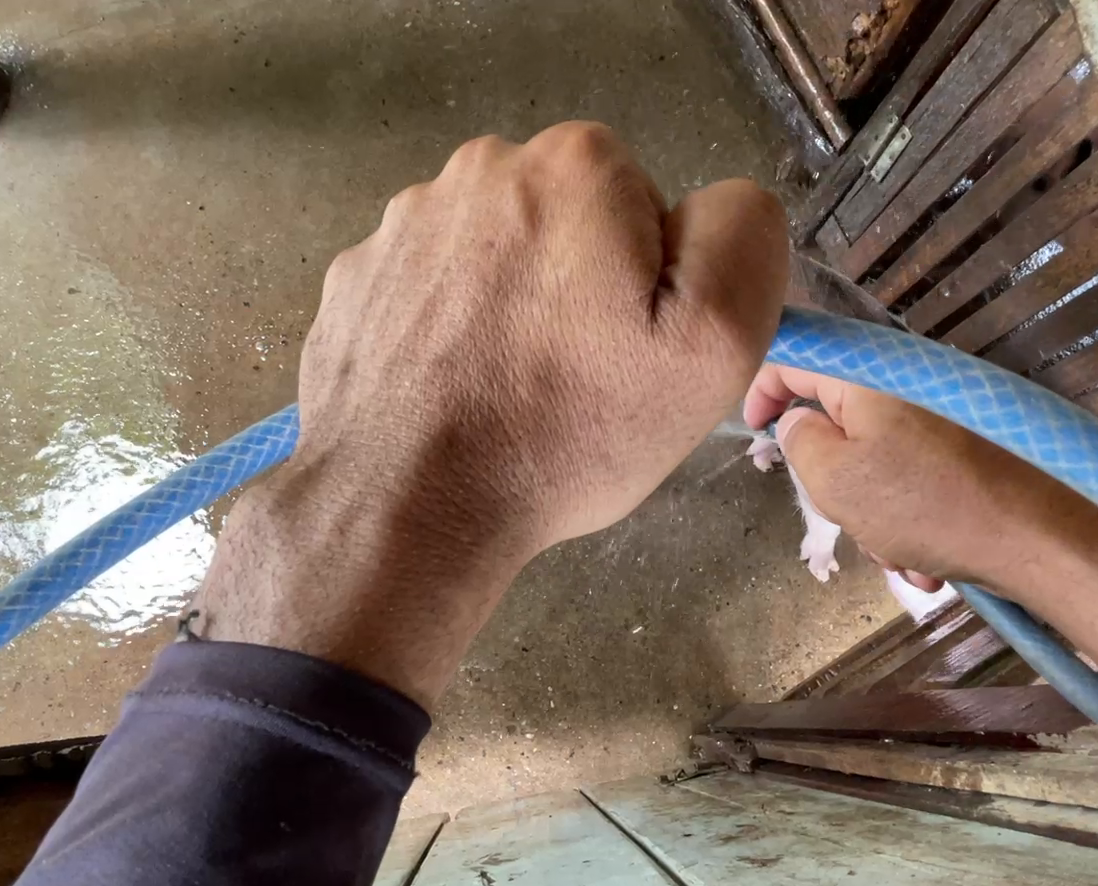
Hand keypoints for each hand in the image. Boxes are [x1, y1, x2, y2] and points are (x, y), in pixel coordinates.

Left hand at [193, 124, 787, 704]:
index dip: (646, 287)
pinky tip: (444, 392)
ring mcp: (401, 225)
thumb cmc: (569, 435)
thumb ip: (743, 242)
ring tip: (500, 393)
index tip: (620, 355)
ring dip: (507, 309)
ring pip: (492, 258)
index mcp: (574, 167)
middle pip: (564, 228)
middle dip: (575, 290)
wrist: (409, 506)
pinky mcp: (354, 281)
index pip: (645, 207)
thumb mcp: (710, 347)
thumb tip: (711, 206)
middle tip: (566, 381)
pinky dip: (442, 332)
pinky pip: (427, 293)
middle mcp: (478, 169)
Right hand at [743, 360, 1097, 705]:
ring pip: (872, 461)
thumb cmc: (922, 504)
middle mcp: (903, 387)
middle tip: (837, 513)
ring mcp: (938, 419)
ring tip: (896, 551)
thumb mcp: (832, 476)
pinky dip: (906, 518)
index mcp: (866, 376)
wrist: (1039, 540)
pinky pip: (911, 479)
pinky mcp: (965, 450)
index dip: (760, 391)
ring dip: (871, 512)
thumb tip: (797, 421)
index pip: (794, 357)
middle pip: (834, 419)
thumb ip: (797, 438)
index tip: (753, 434)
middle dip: (829, 476)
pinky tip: (925, 556)